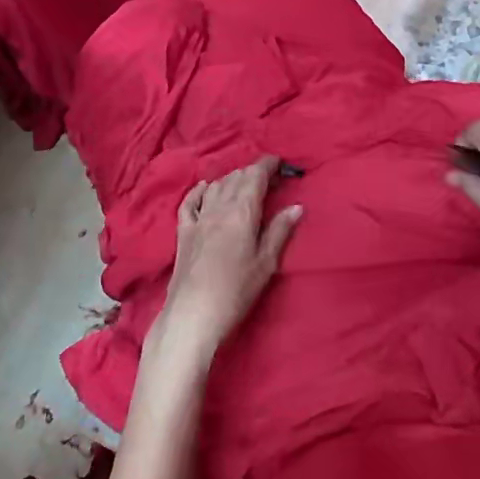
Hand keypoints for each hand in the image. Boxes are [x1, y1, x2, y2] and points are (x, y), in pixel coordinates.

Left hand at [155, 156, 301, 352]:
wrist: (193, 315)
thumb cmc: (236, 291)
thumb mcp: (266, 262)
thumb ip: (280, 230)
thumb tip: (296, 206)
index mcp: (242, 211)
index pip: (255, 176)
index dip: (268, 165)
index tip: (280, 163)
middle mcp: (218, 208)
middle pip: (236, 178)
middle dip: (253, 172)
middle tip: (269, 179)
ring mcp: (198, 219)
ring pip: (216, 186)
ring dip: (232, 179)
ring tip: (244, 184)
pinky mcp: (183, 232)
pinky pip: (190, 202)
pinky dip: (200, 191)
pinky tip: (206, 188)